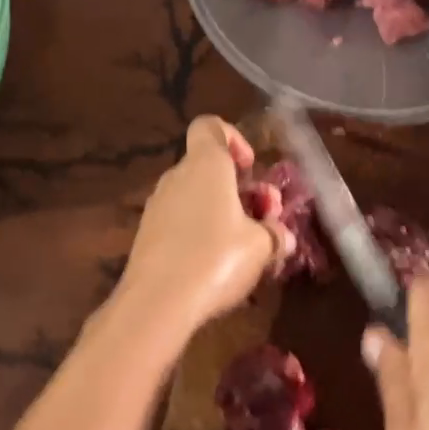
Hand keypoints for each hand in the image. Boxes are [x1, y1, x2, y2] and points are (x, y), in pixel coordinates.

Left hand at [112, 116, 276, 336]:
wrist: (157, 303)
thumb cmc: (216, 259)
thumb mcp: (261, 247)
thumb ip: (274, 234)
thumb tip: (281, 235)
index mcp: (205, 165)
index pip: (210, 126)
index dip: (233, 138)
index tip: (250, 168)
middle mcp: (177, 176)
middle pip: (207, 167)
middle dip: (237, 188)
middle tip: (262, 218)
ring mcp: (157, 205)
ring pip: (194, 196)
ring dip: (220, 211)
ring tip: (243, 247)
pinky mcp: (147, 235)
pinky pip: (179, 221)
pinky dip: (199, 232)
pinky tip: (215, 265)